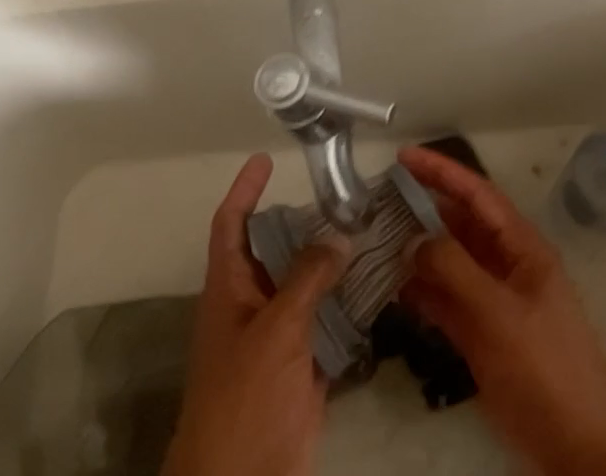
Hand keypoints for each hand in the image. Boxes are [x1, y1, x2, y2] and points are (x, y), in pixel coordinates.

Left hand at [163, 154, 347, 475]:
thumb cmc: (245, 393)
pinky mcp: (302, 365)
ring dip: (332, 265)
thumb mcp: (274, 329)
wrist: (244, 473)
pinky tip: (377, 289)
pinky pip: (326, 324)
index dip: (244, 191)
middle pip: (275, 252)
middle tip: (343, 199)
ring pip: (306, 287)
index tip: (263, 161)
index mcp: (229, 288)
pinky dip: (347, 306)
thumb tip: (335, 238)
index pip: (231, 225)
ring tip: (369, 235)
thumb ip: (305, 280)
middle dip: (303, 224)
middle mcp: (251, 304)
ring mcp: (277, 337)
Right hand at [398, 146, 605, 475]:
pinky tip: (389, 287)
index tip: (403, 157)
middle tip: (374, 200)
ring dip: (414, 251)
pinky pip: (443, 300)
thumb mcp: (499, 312)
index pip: (478, 196)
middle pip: (459, 225)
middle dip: (421, 209)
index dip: (442, 172)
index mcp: (522, 248)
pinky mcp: (478, 333)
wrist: (575, 441)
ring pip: (447, 262)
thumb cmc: (545, 366)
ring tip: (371, 238)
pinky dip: (418, 291)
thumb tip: (413, 238)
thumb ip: (454, 270)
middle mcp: (505, 266)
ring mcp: (491, 301)